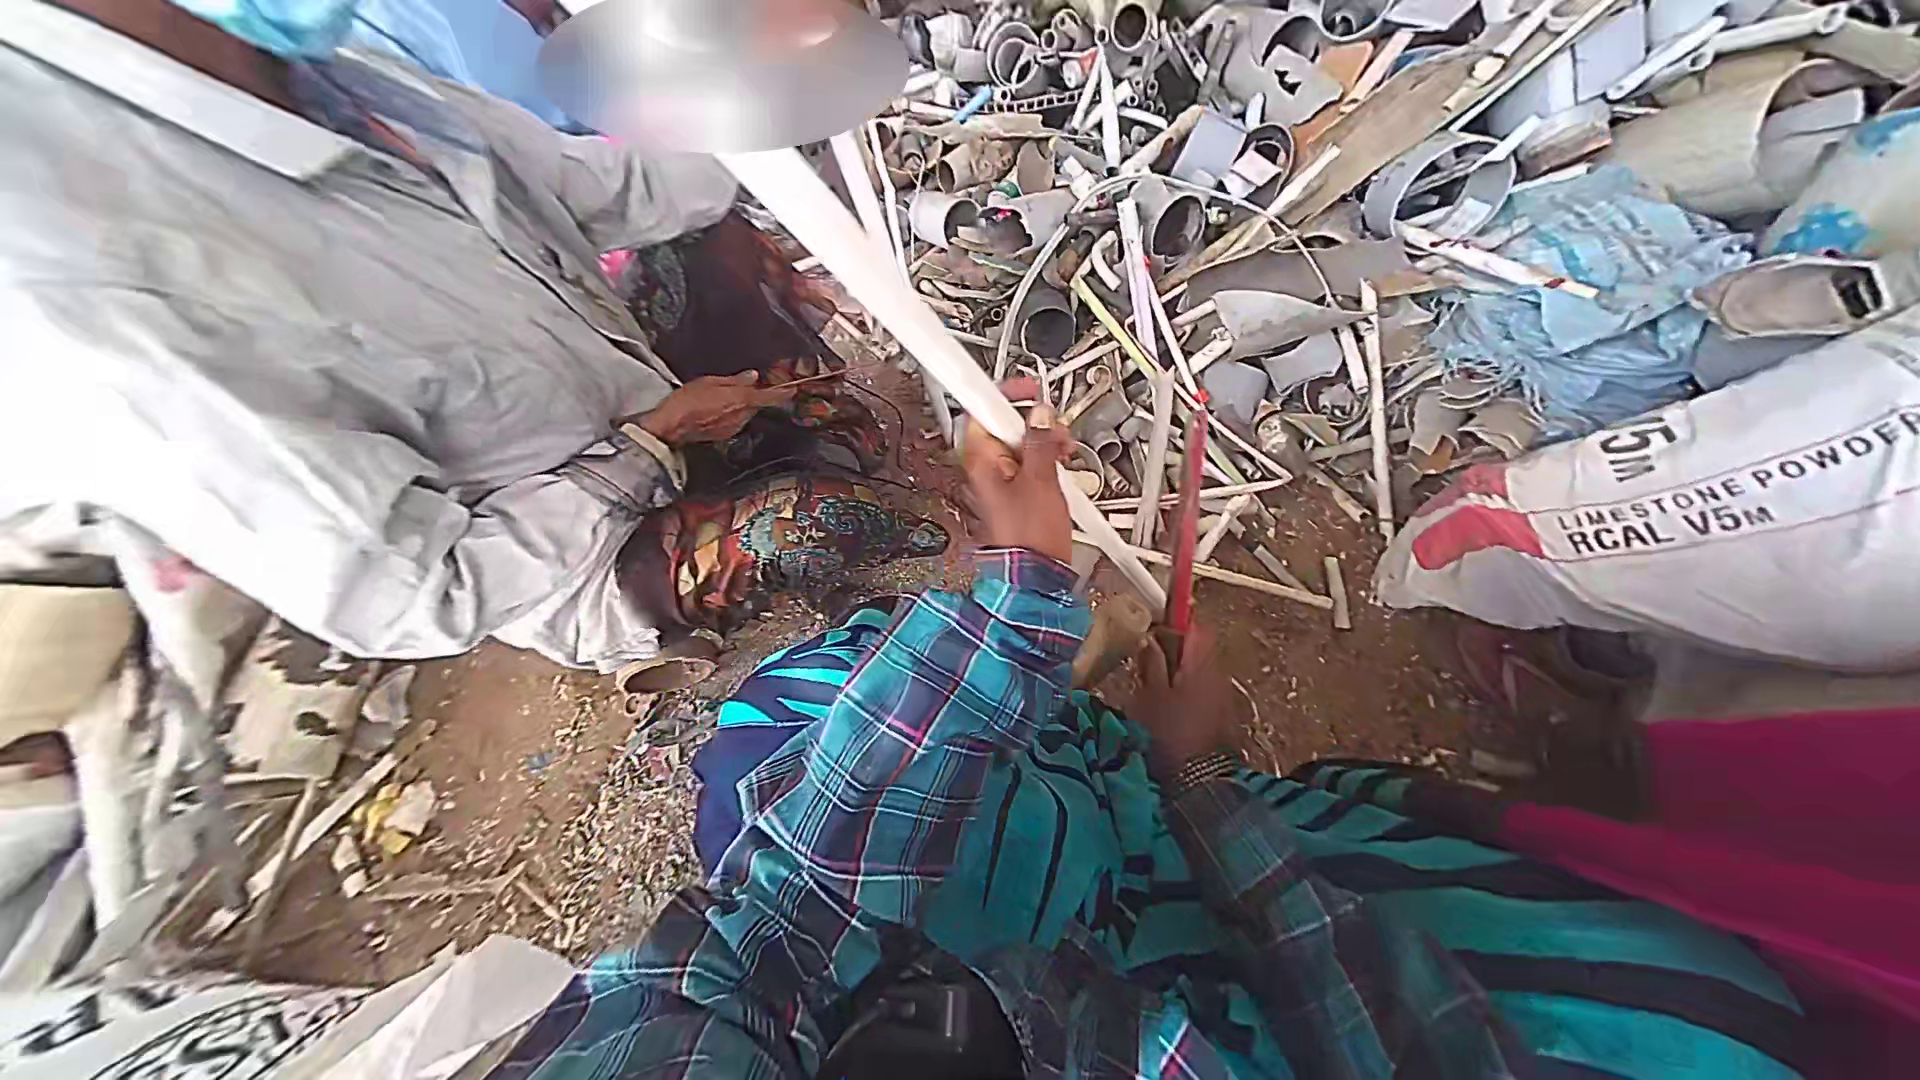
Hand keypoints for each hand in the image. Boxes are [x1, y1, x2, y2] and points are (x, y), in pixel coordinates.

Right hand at [629, 372, 796, 445]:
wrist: (672, 427)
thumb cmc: (687, 401)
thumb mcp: (710, 382)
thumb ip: (735, 381)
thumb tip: (753, 377)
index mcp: (741, 400)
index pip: (769, 397)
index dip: (782, 393)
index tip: (792, 389)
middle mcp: (742, 416)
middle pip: (757, 405)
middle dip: (756, 396)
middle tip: (748, 386)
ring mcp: (735, 427)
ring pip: (747, 413)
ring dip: (742, 405)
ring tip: (725, 396)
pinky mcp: (726, 434)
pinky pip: (736, 421)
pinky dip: (732, 414)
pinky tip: (718, 409)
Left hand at [963, 378, 1073, 563]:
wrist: (1037, 572)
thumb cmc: (1030, 537)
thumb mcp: (1042, 480)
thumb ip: (1040, 442)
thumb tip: (1040, 414)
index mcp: (980, 460)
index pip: (979, 410)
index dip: (1002, 394)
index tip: (1023, 387)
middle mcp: (984, 467)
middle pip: (1002, 424)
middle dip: (1032, 421)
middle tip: (1053, 429)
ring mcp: (998, 478)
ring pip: (1017, 442)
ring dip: (1042, 440)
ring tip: (1061, 450)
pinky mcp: (1013, 489)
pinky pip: (1025, 461)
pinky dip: (1043, 457)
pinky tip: (1059, 462)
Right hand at [1132, 624, 1238, 781]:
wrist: (1197, 780)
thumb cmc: (1169, 732)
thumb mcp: (1149, 694)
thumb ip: (1152, 663)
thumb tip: (1151, 637)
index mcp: (1201, 664)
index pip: (1197, 627)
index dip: (1176, 622)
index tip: (1154, 627)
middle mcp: (1217, 674)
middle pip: (1198, 647)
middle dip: (1173, 647)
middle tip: (1146, 655)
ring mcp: (1221, 695)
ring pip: (1198, 668)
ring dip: (1178, 668)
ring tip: (1152, 680)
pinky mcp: (1219, 713)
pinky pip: (1200, 687)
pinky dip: (1183, 687)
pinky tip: (1165, 702)